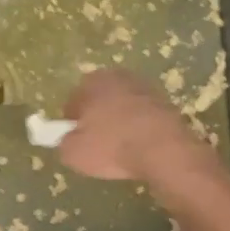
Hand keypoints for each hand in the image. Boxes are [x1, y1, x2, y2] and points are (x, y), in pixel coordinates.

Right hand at [56, 68, 218, 182]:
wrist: (163, 150)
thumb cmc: (111, 147)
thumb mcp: (73, 153)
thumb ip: (63, 143)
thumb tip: (68, 139)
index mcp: (92, 83)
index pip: (73, 101)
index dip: (70, 122)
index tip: (73, 139)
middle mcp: (119, 77)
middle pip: (99, 99)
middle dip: (96, 117)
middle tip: (94, 142)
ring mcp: (145, 88)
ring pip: (122, 106)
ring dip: (118, 121)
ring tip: (117, 147)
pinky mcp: (166, 102)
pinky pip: (141, 115)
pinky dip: (137, 127)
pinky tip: (137, 146)